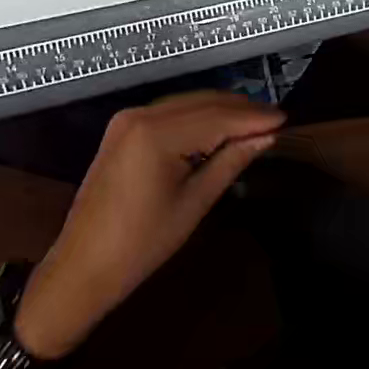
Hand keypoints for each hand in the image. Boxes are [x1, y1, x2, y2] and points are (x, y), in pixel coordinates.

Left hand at [13, 91, 282, 358]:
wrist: (82, 266)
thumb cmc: (142, 244)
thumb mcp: (194, 203)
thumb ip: (231, 162)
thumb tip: (267, 137)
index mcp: (156, 134)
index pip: (217, 116)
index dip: (253, 117)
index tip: (285, 119)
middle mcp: (141, 115)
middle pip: (202, 102)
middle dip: (240, 109)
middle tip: (275, 120)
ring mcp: (128, 118)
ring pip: (187, 103)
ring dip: (221, 110)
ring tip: (255, 123)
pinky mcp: (123, 128)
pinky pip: (170, 112)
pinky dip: (198, 116)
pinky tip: (219, 127)